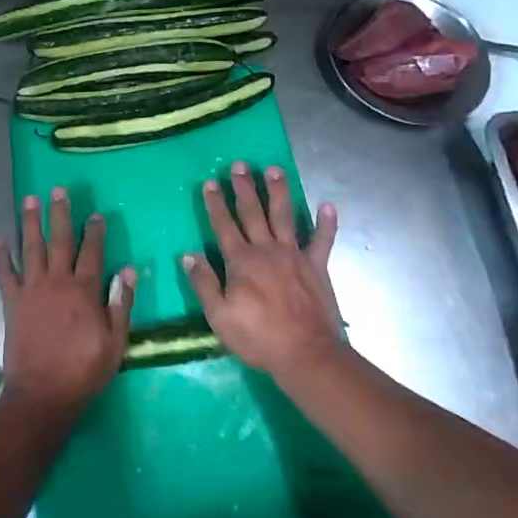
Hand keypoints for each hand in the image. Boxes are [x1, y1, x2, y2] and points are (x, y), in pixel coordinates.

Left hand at [0, 187, 134, 418]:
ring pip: (31, 248)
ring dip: (30, 222)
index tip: (97, 214)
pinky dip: (0, 256)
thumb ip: (121, 304)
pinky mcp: (12, 303)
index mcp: (84, 291)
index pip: (93, 252)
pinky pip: (4, 274)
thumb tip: (129, 270)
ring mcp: (32, 290)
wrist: (41, 393)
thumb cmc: (83, 370)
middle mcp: (57, 282)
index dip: (95, 232)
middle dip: (60, 214)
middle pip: (60, 240)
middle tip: (58, 190)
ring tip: (30, 199)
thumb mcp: (116, 342)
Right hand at [184, 162, 344, 378]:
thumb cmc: (258, 337)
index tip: (210, 182)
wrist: (306, 353)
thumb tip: (189, 255)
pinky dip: (326, 223)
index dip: (216, 204)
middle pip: (253, 212)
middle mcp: (267, 250)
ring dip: (278, 191)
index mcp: (241, 261)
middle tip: (239, 165)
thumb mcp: (219, 316)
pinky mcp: (316, 266)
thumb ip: (204, 283)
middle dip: (244, 188)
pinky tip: (329, 205)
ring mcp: (294, 255)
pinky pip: (323, 240)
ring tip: (274, 169)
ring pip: (284, 215)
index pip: (224, 225)